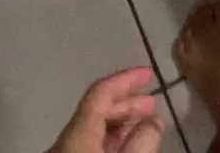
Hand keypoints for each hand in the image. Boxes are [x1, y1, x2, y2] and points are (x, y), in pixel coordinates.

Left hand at [47, 67, 165, 152]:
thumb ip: (142, 140)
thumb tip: (155, 119)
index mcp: (76, 131)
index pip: (100, 92)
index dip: (126, 78)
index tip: (149, 73)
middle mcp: (64, 139)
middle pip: (95, 109)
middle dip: (126, 101)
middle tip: (152, 102)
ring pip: (92, 129)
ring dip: (120, 122)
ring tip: (144, 125)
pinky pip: (88, 145)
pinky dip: (109, 139)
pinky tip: (125, 147)